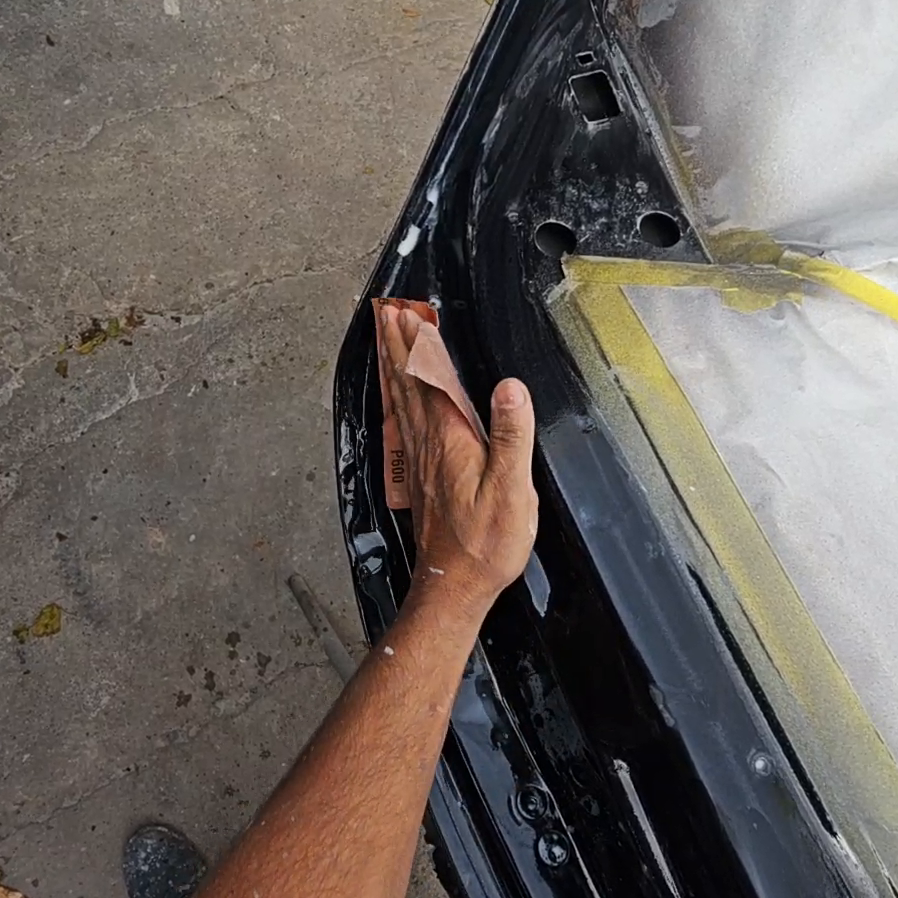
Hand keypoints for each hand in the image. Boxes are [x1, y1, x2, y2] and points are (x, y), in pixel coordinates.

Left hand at [377, 302, 537, 615]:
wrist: (453, 584)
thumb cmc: (485, 544)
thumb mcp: (511, 491)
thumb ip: (511, 437)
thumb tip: (510, 388)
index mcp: (451, 440)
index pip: (431, 380)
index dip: (420, 345)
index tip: (408, 313)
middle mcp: (428, 445)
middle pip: (408, 384)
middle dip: (397, 346)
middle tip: (386, 314)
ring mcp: (420, 461)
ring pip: (401, 402)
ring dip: (393, 368)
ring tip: (386, 342)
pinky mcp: (420, 477)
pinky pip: (402, 424)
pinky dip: (397, 400)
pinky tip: (396, 399)